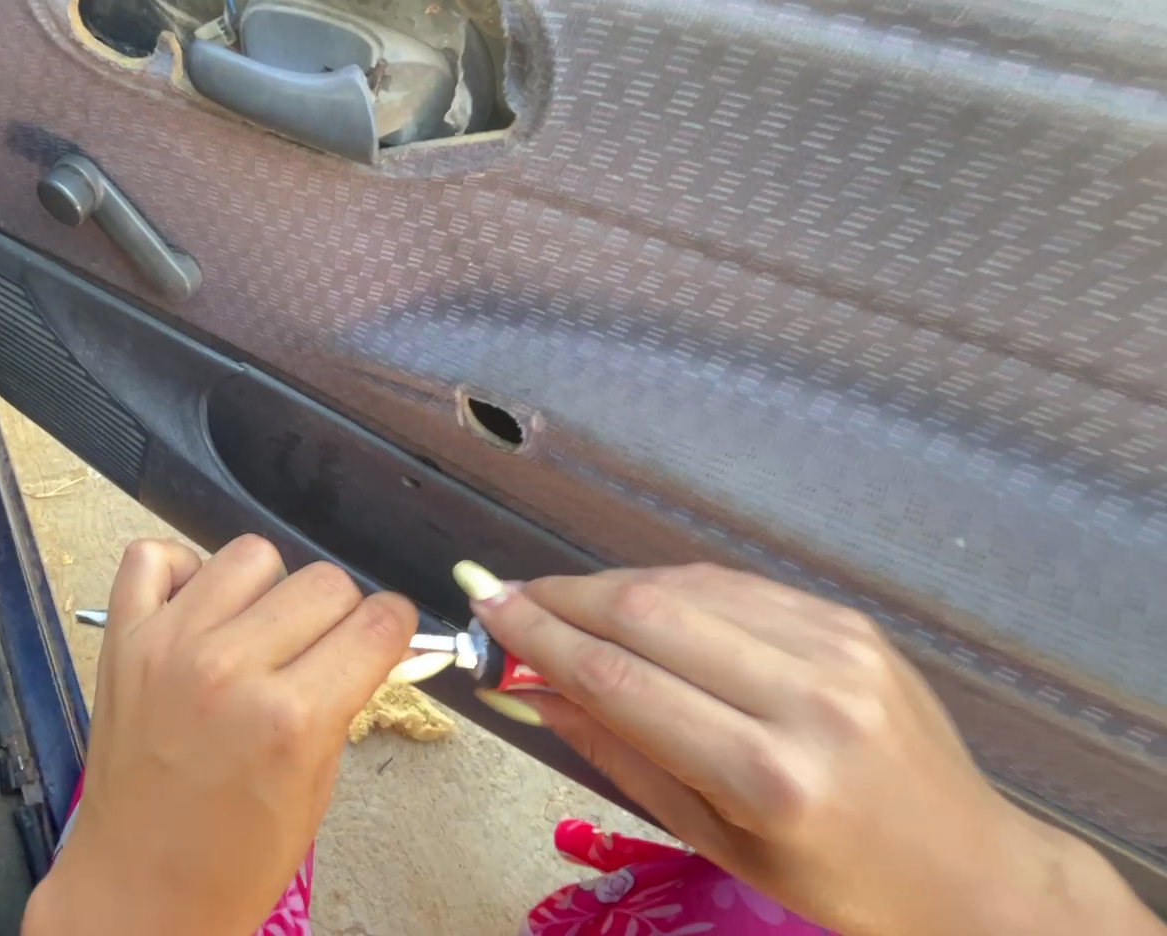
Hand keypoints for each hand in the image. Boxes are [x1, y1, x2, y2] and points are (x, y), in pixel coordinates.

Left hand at [25, 536, 417, 935]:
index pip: (377, 623)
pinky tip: (194, 608)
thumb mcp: (317, 787)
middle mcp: (230, 668)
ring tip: (254, 628)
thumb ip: (343, 700)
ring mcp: (169, 644)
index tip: (385, 630)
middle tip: (319, 644)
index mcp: (291, 719)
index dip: (394, 624)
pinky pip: (152, 555)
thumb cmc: (236, 857)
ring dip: (267, 588)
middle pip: (323, 580)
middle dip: (338, 611)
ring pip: (250, 553)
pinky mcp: (122, 636)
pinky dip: (181, 571)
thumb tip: (368, 638)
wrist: (139, 890)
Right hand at [461, 562, 1160, 935]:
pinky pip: (721, 582)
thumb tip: (525, 685)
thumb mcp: (704, 833)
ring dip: (601, 587)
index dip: (538, 635)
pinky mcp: (843, 619)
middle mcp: (804, 700)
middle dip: (559, 597)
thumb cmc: (826, 876)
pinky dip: (658, 585)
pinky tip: (631, 603)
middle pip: (642, 616)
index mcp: (767, 777)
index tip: (487, 606)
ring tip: (563, 603)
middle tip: (508, 596)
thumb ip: (608, 747)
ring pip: (676, 586)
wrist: (972, 869)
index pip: (617, 680)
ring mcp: (833, 648)